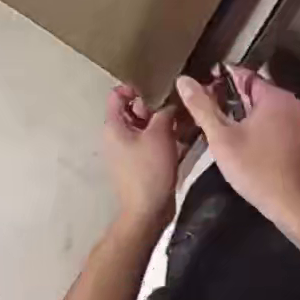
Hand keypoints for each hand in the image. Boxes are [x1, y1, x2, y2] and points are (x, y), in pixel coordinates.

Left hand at [103, 84, 181, 228]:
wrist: (148, 210)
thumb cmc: (149, 169)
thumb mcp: (159, 135)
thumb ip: (164, 113)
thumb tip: (170, 104)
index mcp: (114, 126)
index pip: (117, 95)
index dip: (135, 88)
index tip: (158, 91)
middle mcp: (116, 136)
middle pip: (134, 111)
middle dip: (155, 108)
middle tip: (177, 109)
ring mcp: (127, 151)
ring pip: (145, 128)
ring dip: (163, 124)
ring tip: (185, 121)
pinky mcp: (139, 163)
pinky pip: (150, 143)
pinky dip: (164, 139)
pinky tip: (184, 138)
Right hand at [175, 66, 299, 229]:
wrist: (290, 203)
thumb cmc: (255, 168)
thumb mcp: (222, 137)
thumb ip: (202, 107)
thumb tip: (183, 80)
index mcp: (275, 97)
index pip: (243, 74)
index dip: (218, 79)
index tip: (197, 89)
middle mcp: (290, 103)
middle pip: (252, 90)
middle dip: (226, 97)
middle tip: (200, 108)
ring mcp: (296, 120)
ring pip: (260, 107)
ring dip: (237, 112)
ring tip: (212, 122)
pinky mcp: (296, 136)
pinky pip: (269, 120)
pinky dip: (251, 123)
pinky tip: (233, 137)